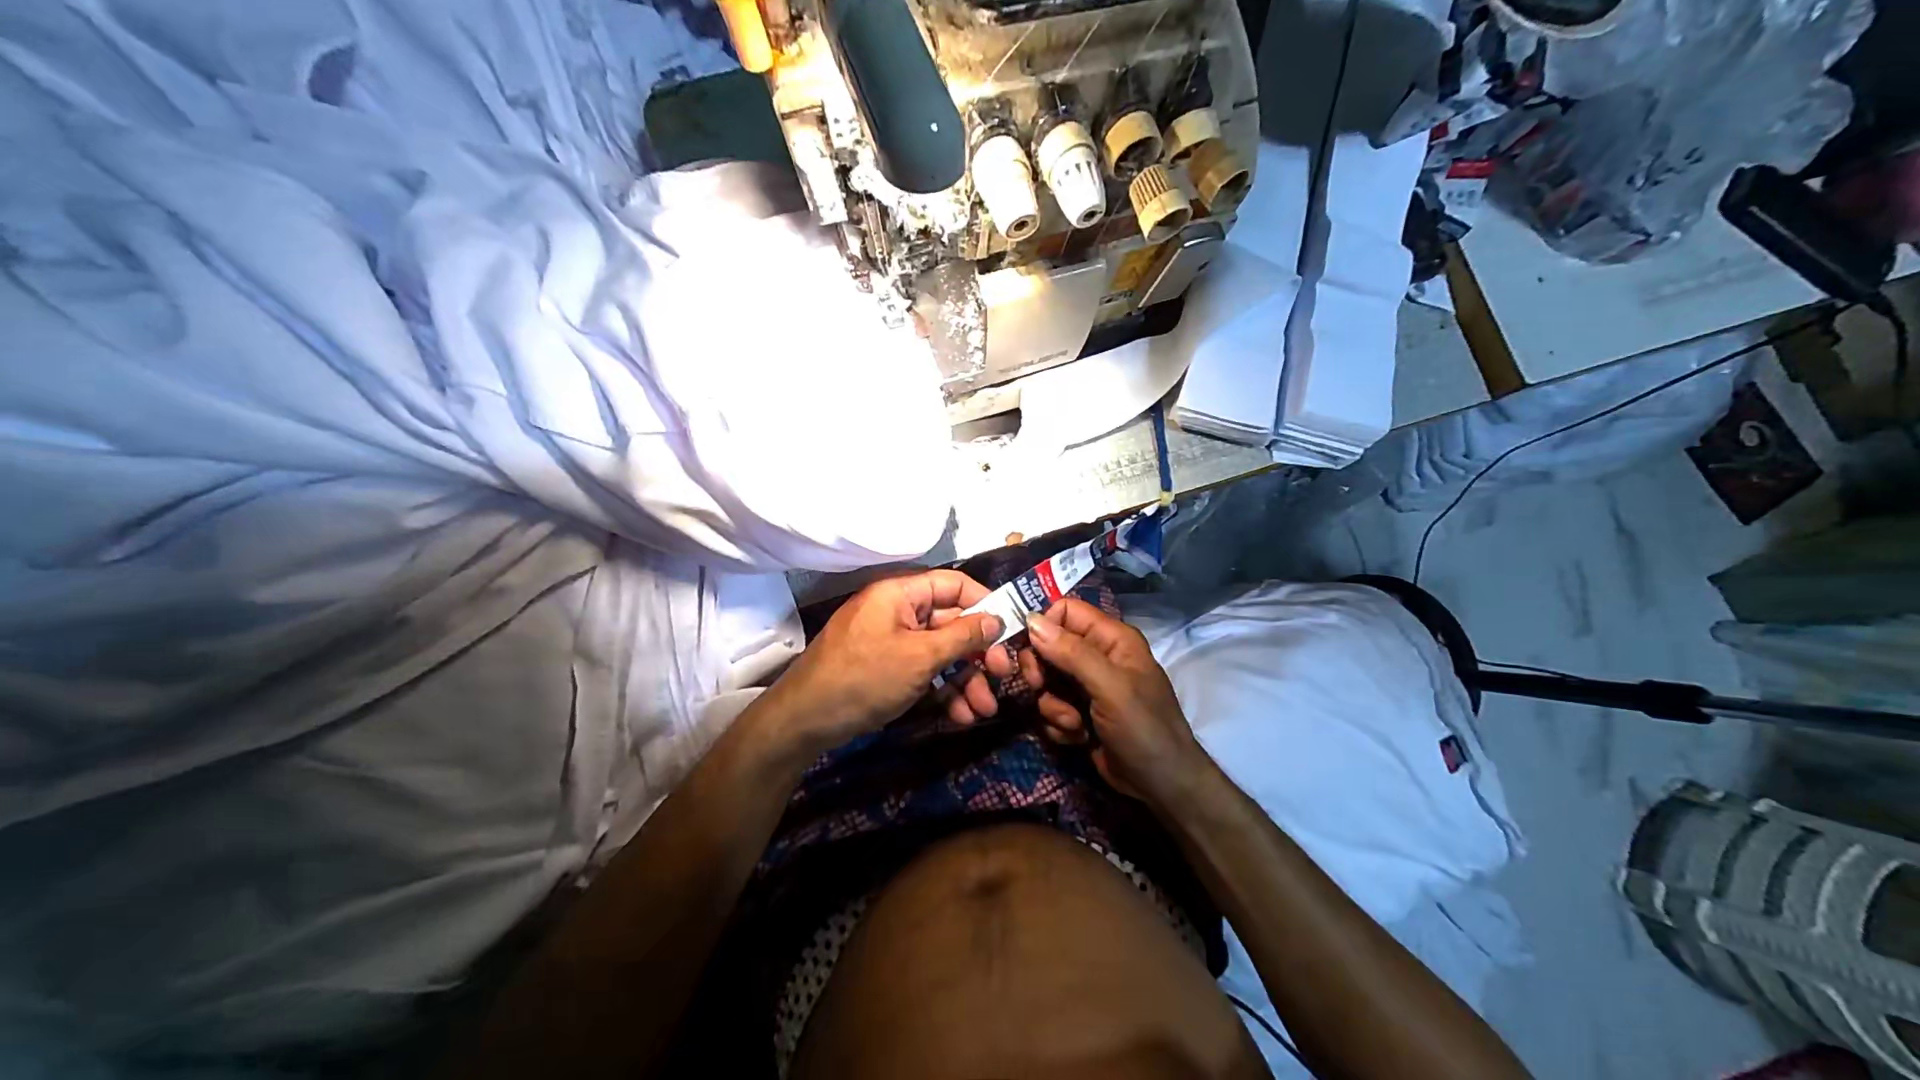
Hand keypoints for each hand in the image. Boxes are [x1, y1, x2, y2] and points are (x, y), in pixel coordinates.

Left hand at [758, 570, 1019, 754]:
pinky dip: (944, 690)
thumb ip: (962, 636)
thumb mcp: (920, 657)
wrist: (804, 721)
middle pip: (952, 623)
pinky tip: (961, 716)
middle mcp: (898, 611)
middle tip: (1003, 676)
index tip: (1012, 628)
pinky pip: (925, 671)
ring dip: (967, 680)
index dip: (986, 603)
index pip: (954, 584)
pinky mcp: (889, 669)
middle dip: (979, 653)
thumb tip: (996, 618)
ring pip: (942, 653)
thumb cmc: (864, 678)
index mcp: (900, 593)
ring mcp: (893, 642)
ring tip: (984, 710)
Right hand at [1023, 597, 1215, 804]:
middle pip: (1047, 646)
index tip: (1028, 648)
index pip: (1065, 611)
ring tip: (1074, 724)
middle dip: (1041, 671)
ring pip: (1045, 681)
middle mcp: (1097, 657)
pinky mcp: (1078, 714)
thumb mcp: (1111, 687)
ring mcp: (1086, 687)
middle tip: (1040, 687)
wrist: (1161, 786)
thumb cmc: (1144, 729)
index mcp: (1112, 639)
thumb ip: (1072, 653)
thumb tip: (1032, 620)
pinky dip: (1057, 724)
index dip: (1043, 626)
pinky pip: (1049, 708)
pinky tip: (1078, 738)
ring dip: (1052, 705)